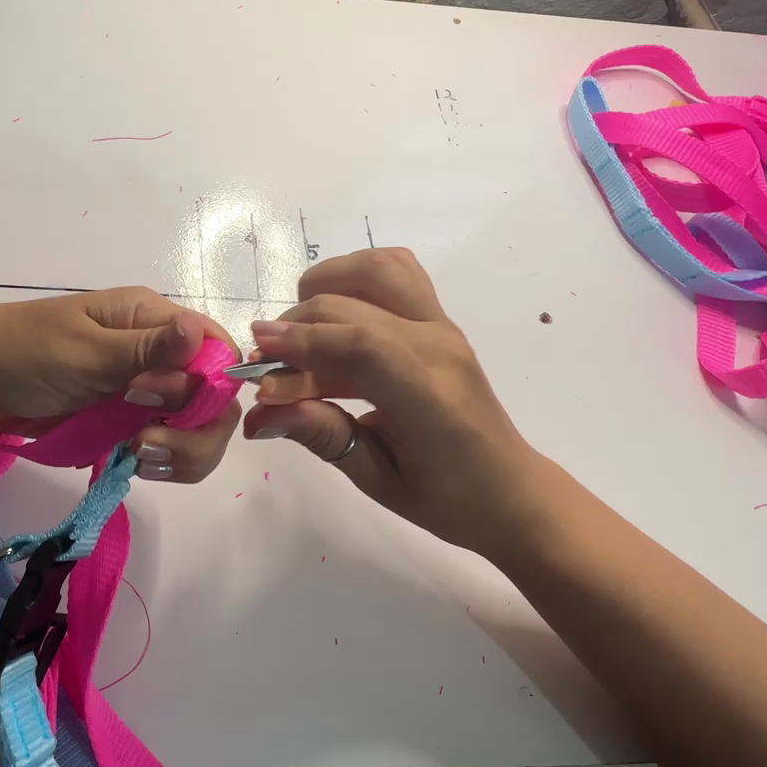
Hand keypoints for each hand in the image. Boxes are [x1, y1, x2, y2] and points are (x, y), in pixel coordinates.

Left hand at [0, 289, 241, 482]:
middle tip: (146, 444)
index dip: (215, 388)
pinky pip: (162, 445)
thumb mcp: (86, 350)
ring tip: (135, 457)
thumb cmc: (24, 351)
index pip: (217, 350)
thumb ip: (146, 352)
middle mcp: (157, 353)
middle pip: (213, 399)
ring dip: (179, 451)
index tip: (181, 411)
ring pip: (193, 428)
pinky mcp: (123, 421)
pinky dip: (158, 461)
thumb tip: (201, 332)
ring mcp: (143, 390)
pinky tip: (131, 464)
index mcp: (153, 319)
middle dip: (196, 430)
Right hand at [242, 248, 540, 552]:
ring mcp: (442, 326)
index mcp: (430, 398)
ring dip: (328, 285)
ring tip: (302, 328)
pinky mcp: (438, 318)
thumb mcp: (378, 480)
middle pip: (354, 306)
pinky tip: (333, 313)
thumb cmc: (446, 498)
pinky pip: (395, 272)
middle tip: (266, 365)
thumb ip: (322, 435)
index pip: (362, 346)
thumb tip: (261, 413)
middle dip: (297, 328)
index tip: (256, 350)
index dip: (303, 341)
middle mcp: (439, 347)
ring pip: (378, 268)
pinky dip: (354, 276)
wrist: (510, 491)